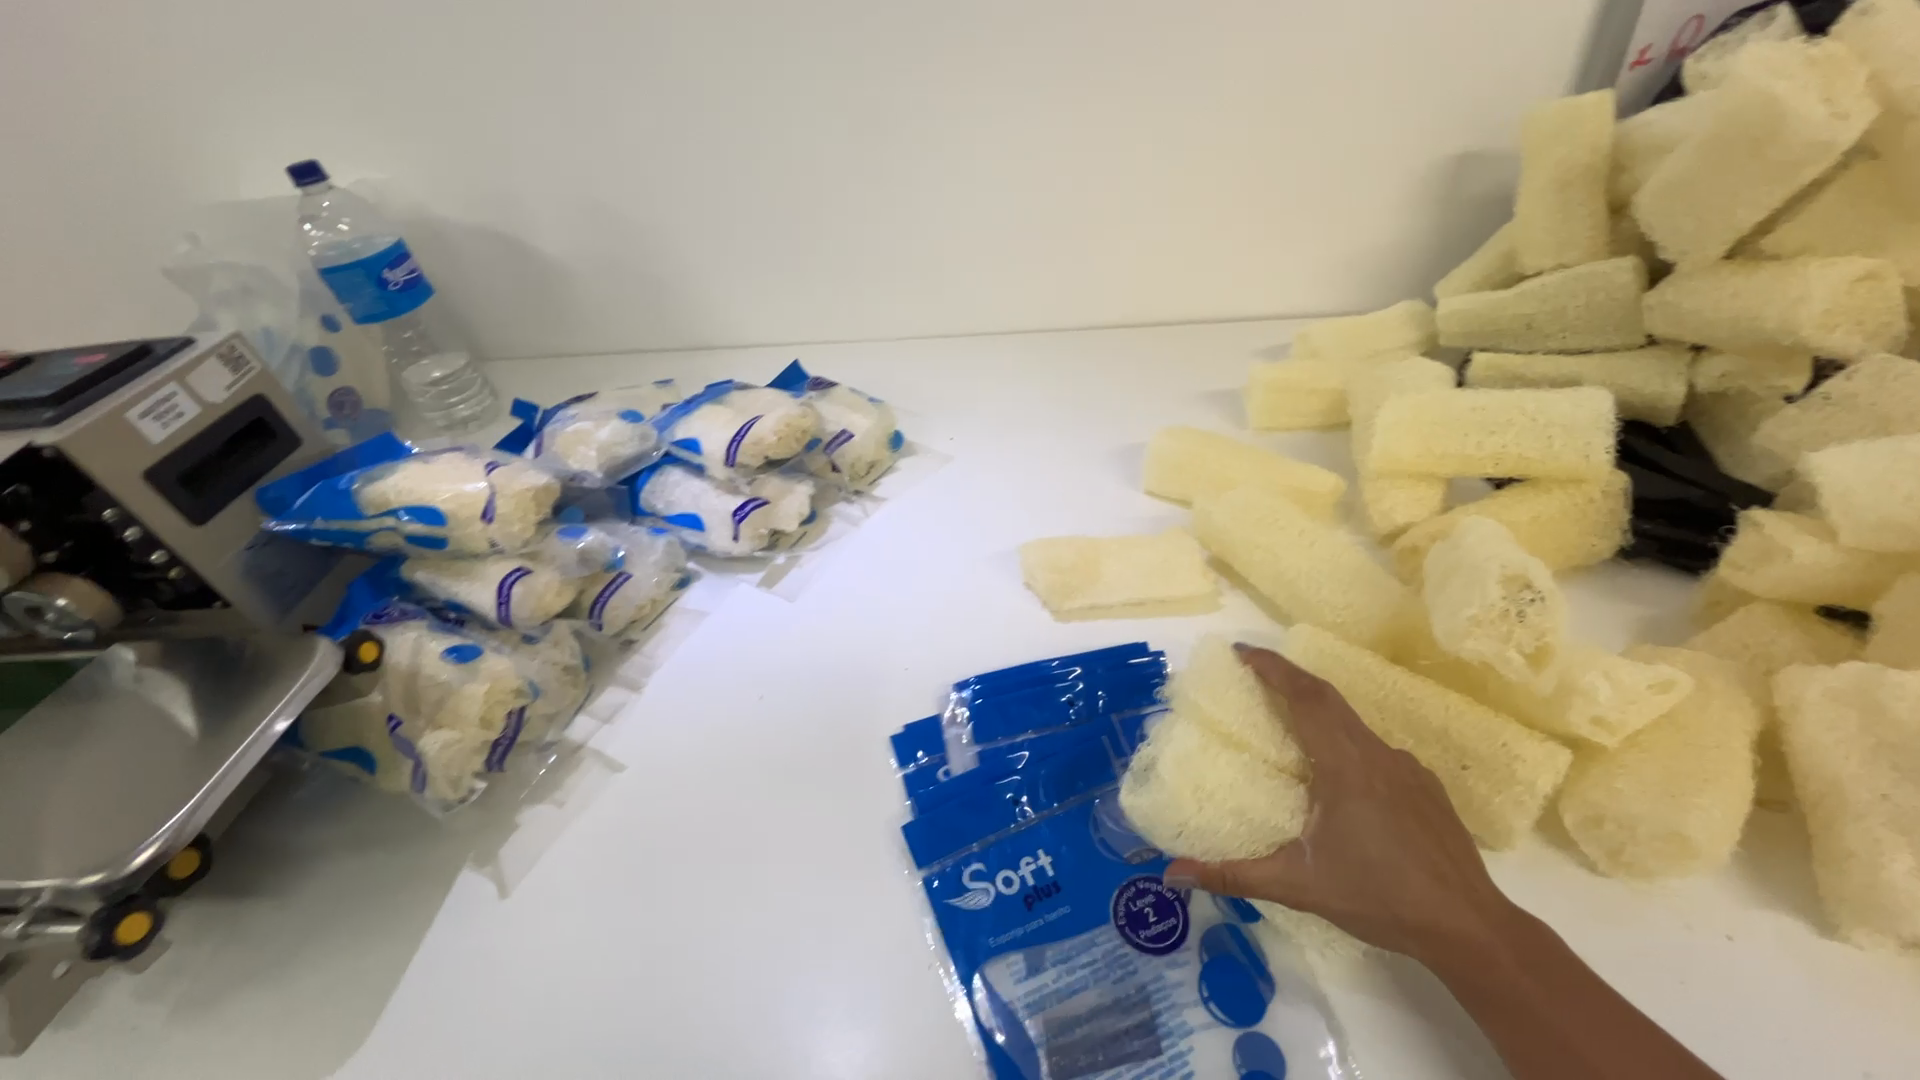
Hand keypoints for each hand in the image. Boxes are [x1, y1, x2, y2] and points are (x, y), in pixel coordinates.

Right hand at [1164, 643, 1518, 964]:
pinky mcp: (1426, 788)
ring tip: (1288, 728)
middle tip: (1251, 674)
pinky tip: (1337, 781)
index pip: (1306, 697)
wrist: (1469, 927)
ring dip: (1317, 713)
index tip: (1240, 651)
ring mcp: (1408, 769)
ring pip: (1353, 725)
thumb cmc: (1379, 898)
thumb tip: (1172, 873)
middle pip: (1328, 699)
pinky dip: (1345, 745)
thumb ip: (1233, 875)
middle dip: (1288, 679)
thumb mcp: (1297, 886)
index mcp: (1345, 764)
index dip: (1272, 667)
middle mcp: (1377, 754)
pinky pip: (1375, 751)